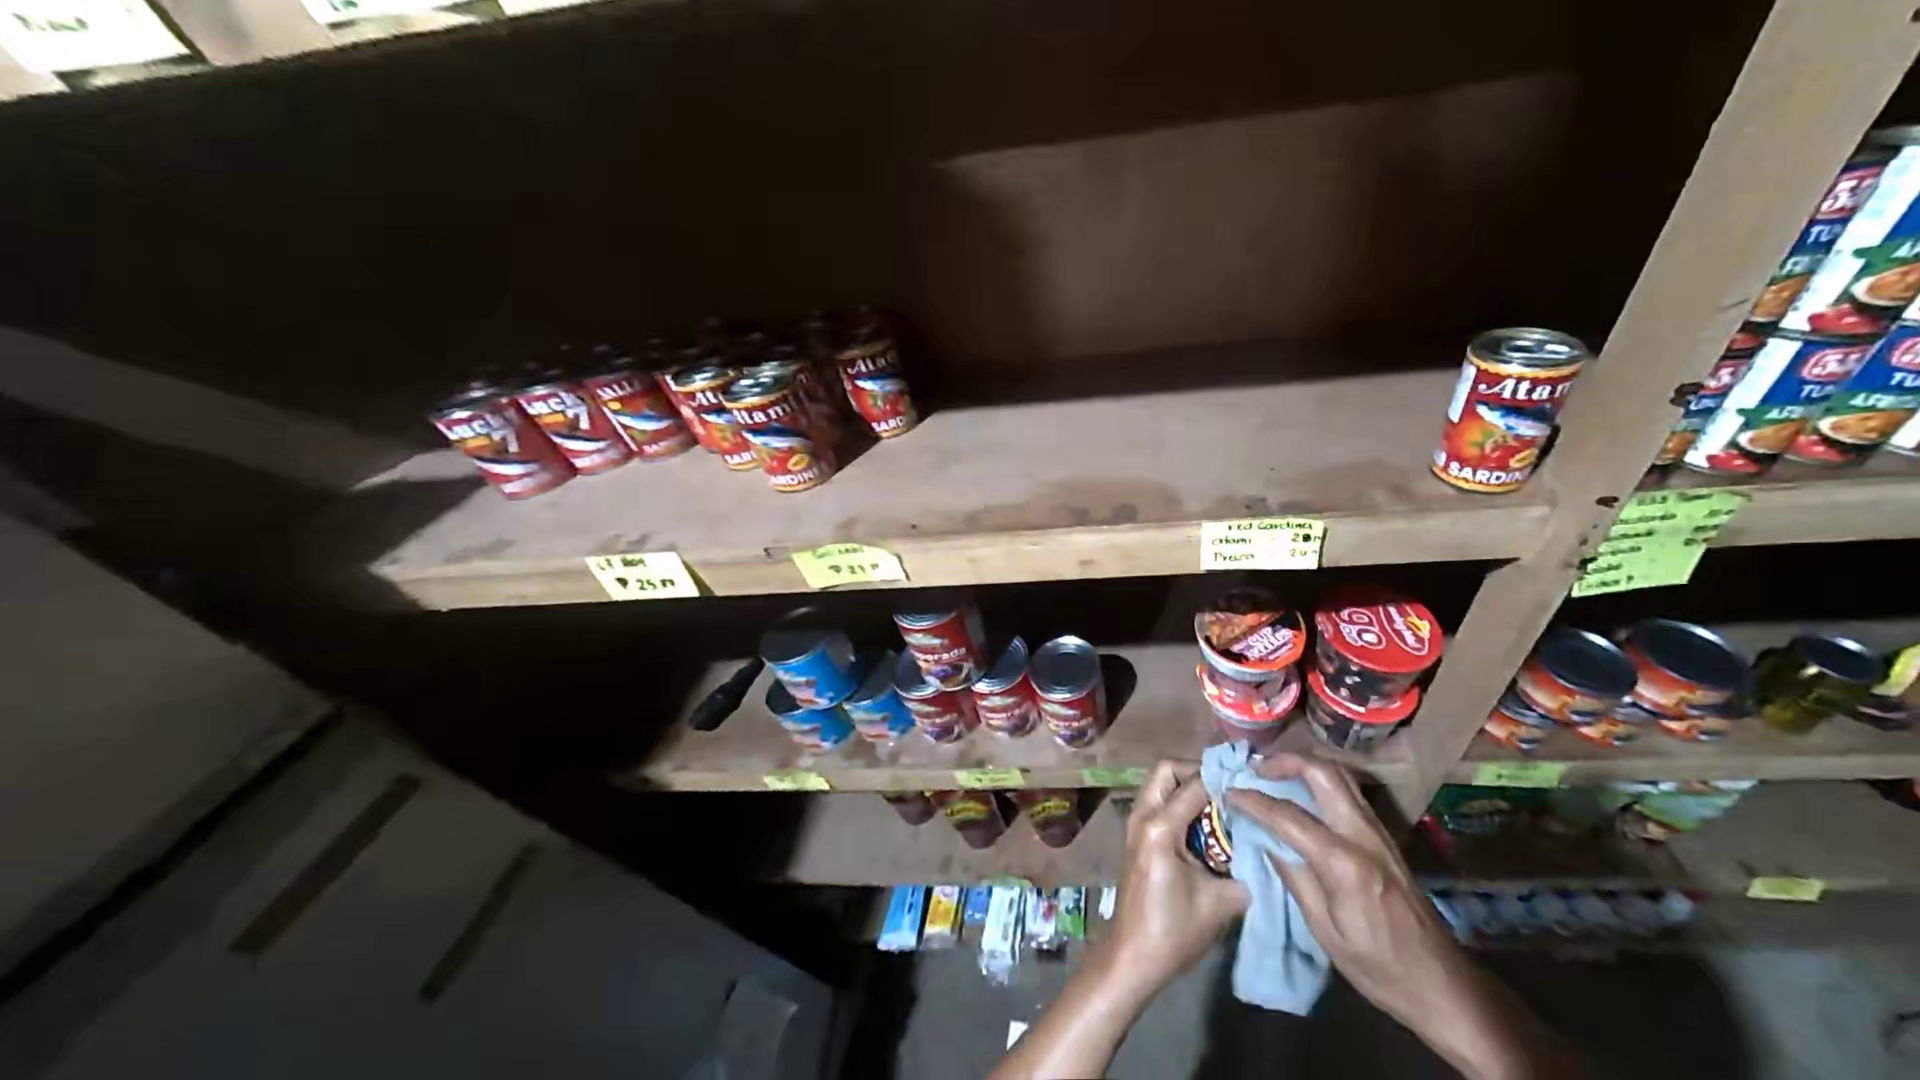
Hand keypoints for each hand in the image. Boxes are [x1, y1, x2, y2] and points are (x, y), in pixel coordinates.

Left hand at [1107, 760, 1248, 993]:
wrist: (1134, 956)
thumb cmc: (1175, 929)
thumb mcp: (1221, 900)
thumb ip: (1245, 865)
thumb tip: (1267, 843)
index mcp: (1159, 826)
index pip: (1195, 785)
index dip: (1225, 780)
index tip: (1253, 783)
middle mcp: (1142, 815)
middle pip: (1166, 770)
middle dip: (1198, 772)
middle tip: (1230, 790)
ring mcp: (1135, 824)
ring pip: (1160, 784)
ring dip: (1188, 787)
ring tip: (1223, 806)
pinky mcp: (1137, 836)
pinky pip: (1158, 802)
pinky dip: (1180, 802)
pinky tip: (1208, 825)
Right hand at [1228, 755, 1553, 1079]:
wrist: (1442, 982)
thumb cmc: (1377, 965)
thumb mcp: (1325, 930)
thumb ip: (1294, 877)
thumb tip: (1264, 840)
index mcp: (1345, 863)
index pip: (1289, 815)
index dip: (1253, 800)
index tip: (1228, 793)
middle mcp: (1364, 835)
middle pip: (1323, 773)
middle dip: (1284, 761)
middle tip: (1253, 769)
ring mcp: (1379, 832)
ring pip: (1339, 775)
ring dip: (1303, 765)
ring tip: (1272, 773)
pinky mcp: (1385, 836)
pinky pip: (1348, 791)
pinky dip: (1319, 779)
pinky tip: (1301, 792)